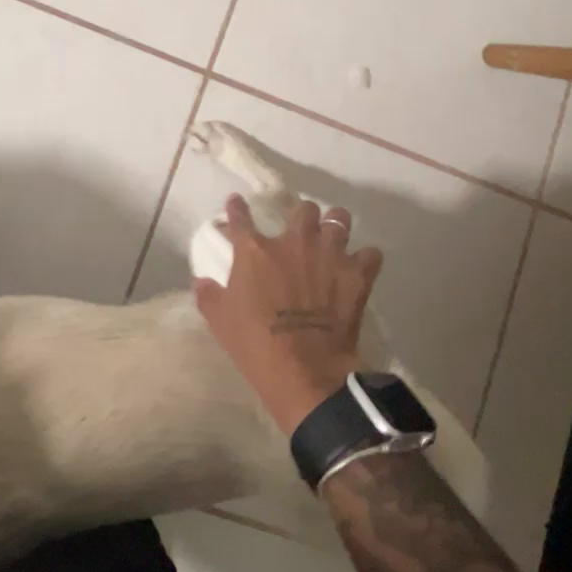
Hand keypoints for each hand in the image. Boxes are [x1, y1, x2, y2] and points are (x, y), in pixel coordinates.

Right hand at [193, 195, 383, 432]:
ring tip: (333, 240)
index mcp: (255, 250)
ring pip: (339, 218)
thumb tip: (201, 283)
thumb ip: (210, 296)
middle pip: (303, 209)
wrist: (304, 368)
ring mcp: (329, 253)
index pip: (240, 218)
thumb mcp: (221, 321)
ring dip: (335, 227)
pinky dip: (365, 260)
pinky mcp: (357, 273)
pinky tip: (359, 269)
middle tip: (300, 231)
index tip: (236, 203)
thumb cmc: (255, 343)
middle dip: (302, 216)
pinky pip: (370, 254)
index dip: (237, 209)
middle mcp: (294, 241)